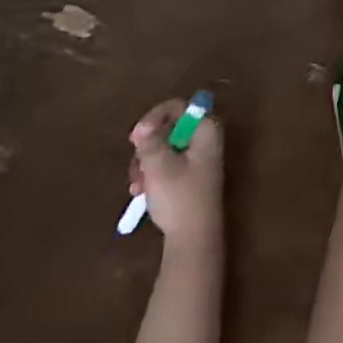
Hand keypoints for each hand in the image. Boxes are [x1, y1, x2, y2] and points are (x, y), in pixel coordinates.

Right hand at [129, 96, 223, 248]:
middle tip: (136, 166)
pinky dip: (152, 173)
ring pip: (164, 147)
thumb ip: (151, 141)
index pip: (179, 107)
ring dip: (146, 163)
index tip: (136, 135)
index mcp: (206, 129)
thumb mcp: (159, 167)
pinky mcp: (190, 174)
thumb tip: (143, 125)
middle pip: (169, 127)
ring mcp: (198, 156)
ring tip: (137, 185)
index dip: (155, 116)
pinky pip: (167, 163)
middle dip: (147, 147)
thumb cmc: (180, 197)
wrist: (194, 236)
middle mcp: (205, 138)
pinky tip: (140, 191)